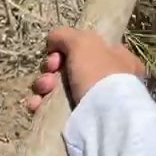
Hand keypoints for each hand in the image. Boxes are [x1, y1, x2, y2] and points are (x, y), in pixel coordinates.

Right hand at [26, 28, 145, 111]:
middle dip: (52, 68)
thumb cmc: (99, 75)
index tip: (58, 51)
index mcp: (119, 59)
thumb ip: (66, 35)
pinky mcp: (76, 120)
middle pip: (70, 67)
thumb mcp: (84, 43)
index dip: (69, 47)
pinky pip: (52, 107)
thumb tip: (54, 39)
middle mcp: (107, 81)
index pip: (91, 48)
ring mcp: (92, 102)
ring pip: (58, 87)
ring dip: (44, 84)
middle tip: (50, 70)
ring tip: (44, 88)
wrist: (103, 119)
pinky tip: (37, 104)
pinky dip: (41, 104)